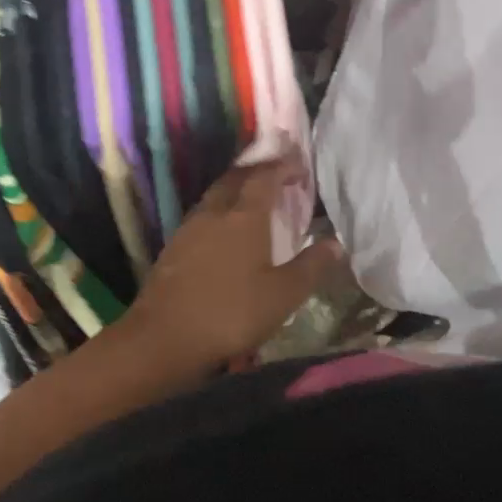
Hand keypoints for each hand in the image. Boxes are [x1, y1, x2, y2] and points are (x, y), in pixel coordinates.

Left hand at [116, 153, 342, 370]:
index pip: (265, 176)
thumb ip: (311, 266)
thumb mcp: (283, 295)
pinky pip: (201, 214)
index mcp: (244, 216)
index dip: (283, 166)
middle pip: (236, 177)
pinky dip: (219, 210)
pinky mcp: (173, 246)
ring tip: (252, 198)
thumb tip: (336, 243)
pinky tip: (223, 229)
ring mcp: (189, 227)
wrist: (165, 337)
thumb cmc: (231, 314)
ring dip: (235, 188)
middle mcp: (214, 212)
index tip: (299, 165)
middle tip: (277, 173)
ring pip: (215, 194)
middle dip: (257, 170)